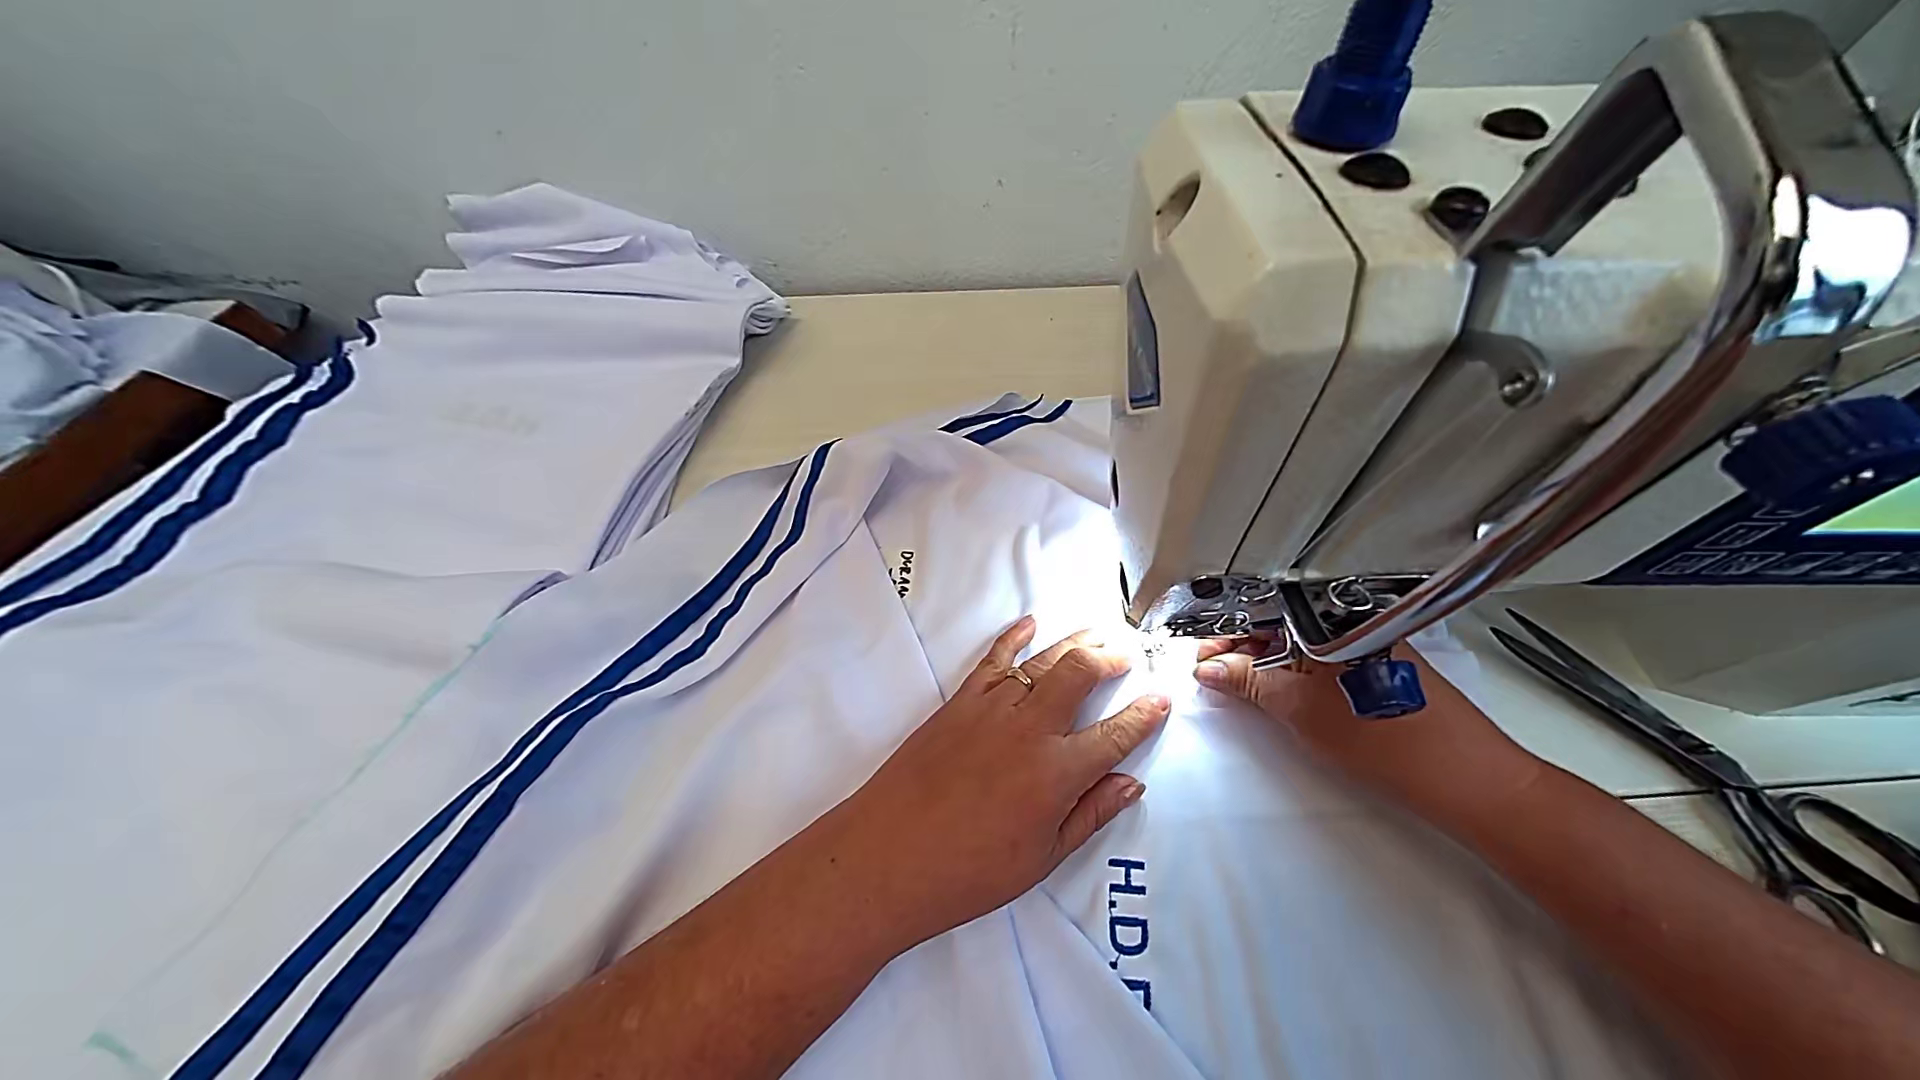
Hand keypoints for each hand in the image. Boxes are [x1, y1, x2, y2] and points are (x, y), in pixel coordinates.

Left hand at [824, 616, 1169, 946]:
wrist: (888, 855)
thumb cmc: (967, 871)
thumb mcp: (1041, 857)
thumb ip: (1089, 814)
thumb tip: (1129, 785)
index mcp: (1056, 774)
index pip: (1115, 735)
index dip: (1144, 716)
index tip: (1161, 699)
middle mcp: (1029, 731)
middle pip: (1082, 674)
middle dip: (1112, 659)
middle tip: (1127, 655)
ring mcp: (991, 709)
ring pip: (1044, 660)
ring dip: (1076, 642)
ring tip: (1098, 634)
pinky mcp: (959, 702)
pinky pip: (993, 659)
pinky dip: (1014, 637)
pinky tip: (1030, 623)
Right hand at [1192, 640, 1542, 820]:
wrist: (1464, 778)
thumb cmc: (1395, 743)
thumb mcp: (1297, 709)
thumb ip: (1247, 682)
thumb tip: (1213, 670)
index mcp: (1328, 620)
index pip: (1258, 616)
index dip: (1223, 638)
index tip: (1203, 658)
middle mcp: (1348, 622)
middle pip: (1277, 627)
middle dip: (1241, 651)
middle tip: (1216, 677)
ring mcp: (1365, 642)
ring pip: (1298, 645)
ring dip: (1267, 664)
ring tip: (1247, 690)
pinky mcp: (1376, 663)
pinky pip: (1321, 660)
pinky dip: (1296, 675)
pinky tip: (1283, 696)